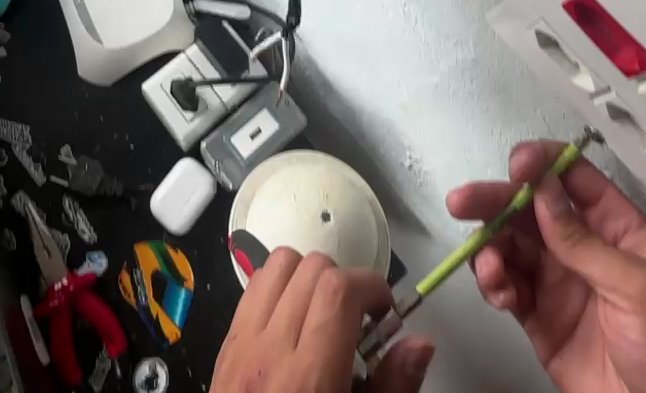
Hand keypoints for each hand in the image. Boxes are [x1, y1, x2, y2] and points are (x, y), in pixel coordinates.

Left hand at [213, 248, 434, 392]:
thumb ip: (393, 388)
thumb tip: (419, 342)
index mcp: (308, 378)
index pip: (337, 289)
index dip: (370, 285)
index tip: (384, 310)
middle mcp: (270, 351)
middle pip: (311, 270)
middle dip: (345, 282)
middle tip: (360, 318)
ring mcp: (242, 345)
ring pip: (277, 265)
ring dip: (308, 276)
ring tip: (327, 312)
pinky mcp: (226, 345)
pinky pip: (253, 288)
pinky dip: (279, 287)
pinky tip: (295, 320)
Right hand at [445, 141, 645, 392]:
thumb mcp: (643, 289)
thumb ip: (586, 242)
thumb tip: (541, 188)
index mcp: (619, 231)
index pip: (574, 179)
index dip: (543, 164)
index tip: (516, 165)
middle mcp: (584, 250)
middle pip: (531, 209)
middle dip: (496, 201)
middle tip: (461, 201)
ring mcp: (561, 286)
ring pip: (511, 246)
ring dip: (490, 247)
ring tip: (488, 266)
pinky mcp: (542, 322)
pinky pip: (507, 289)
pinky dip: (493, 283)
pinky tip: (498, 291)